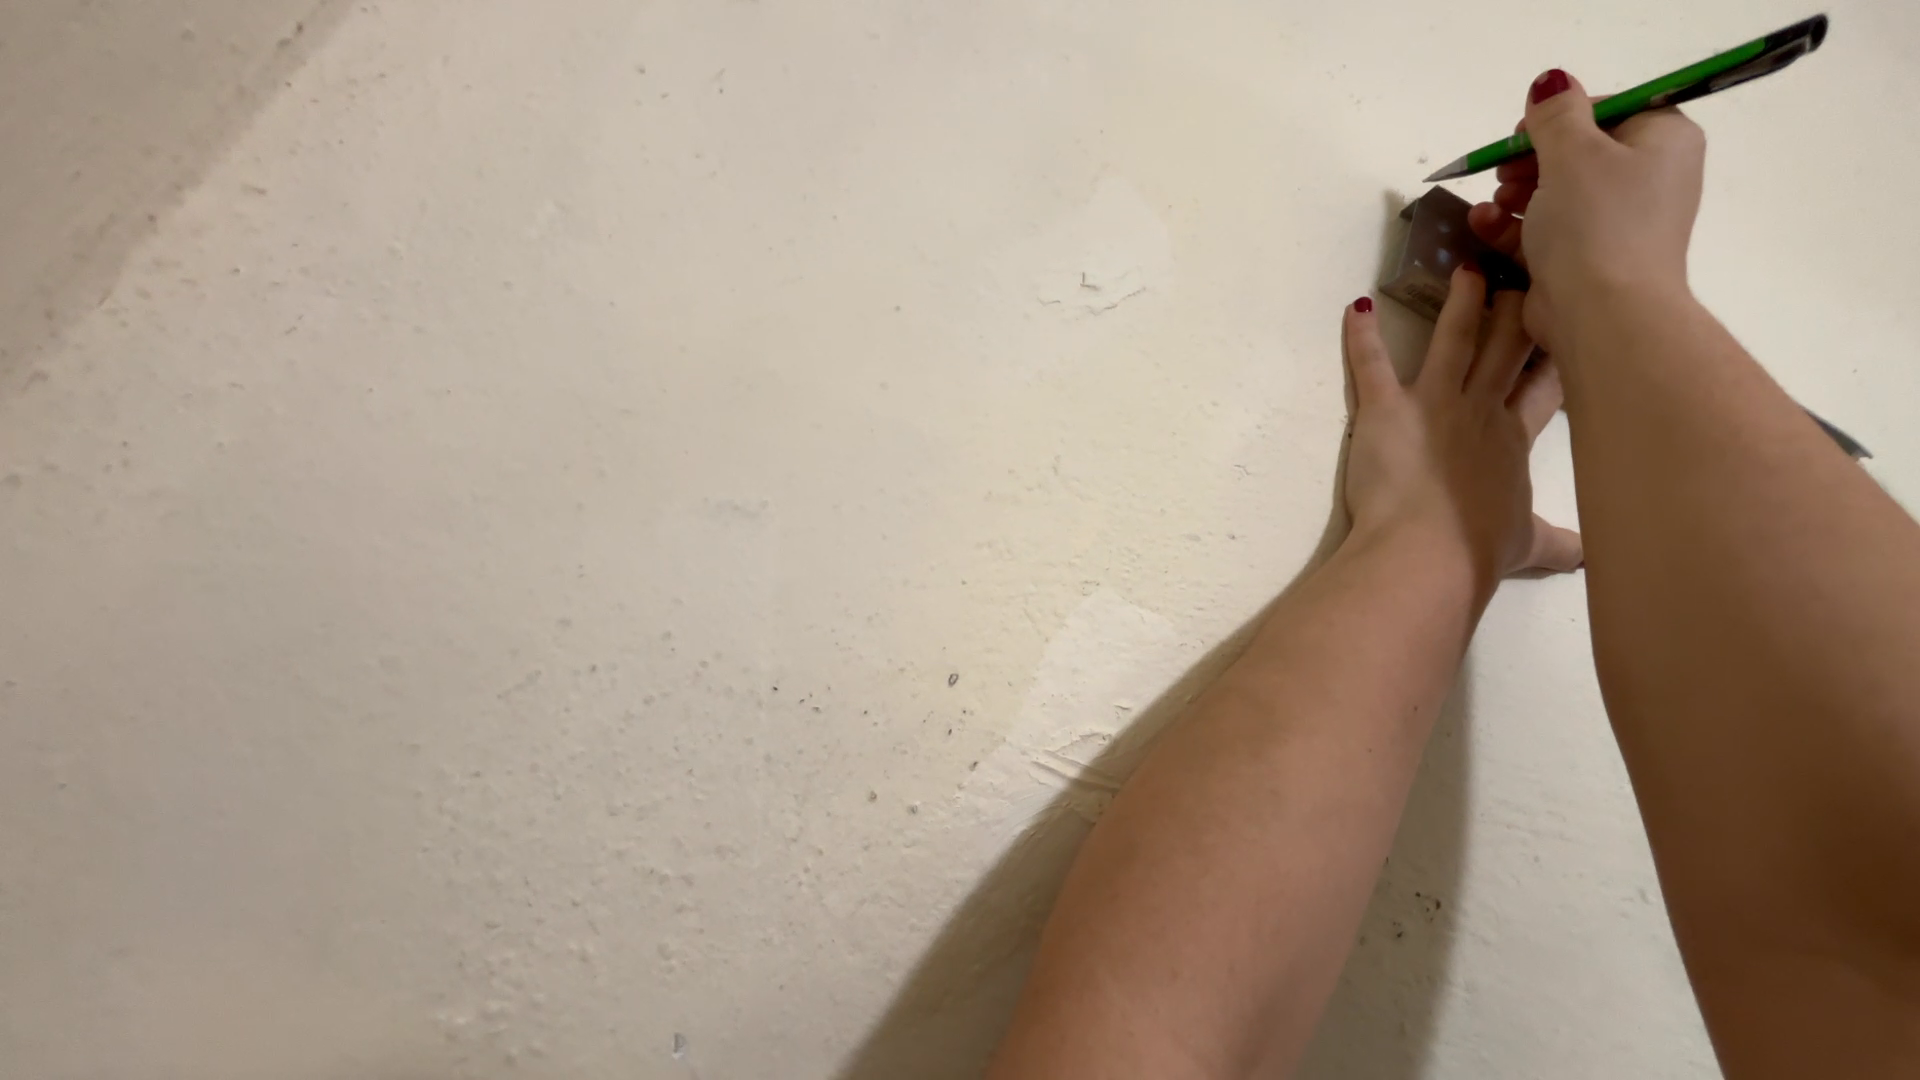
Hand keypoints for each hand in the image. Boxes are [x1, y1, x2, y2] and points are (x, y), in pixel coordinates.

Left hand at [1343, 271, 1580, 586]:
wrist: (1427, 552)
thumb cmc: (1475, 551)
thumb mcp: (1527, 545)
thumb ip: (1559, 544)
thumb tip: (1590, 555)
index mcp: (1515, 438)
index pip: (1545, 382)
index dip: (1558, 352)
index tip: (1570, 325)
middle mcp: (1481, 409)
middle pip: (1508, 345)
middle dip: (1518, 308)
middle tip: (1523, 274)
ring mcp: (1434, 403)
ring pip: (1454, 339)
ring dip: (1460, 302)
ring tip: (1465, 269)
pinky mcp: (1386, 409)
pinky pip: (1371, 365)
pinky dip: (1359, 337)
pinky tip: (1354, 308)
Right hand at [1466, 69, 1706, 353]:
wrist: (1602, 311)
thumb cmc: (1595, 224)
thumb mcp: (1573, 156)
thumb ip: (1557, 115)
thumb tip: (1550, 82)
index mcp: (1661, 141)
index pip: (1608, 111)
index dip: (1559, 119)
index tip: (1518, 136)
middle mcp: (1643, 179)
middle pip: (1575, 155)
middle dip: (1529, 162)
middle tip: (1500, 171)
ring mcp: (1611, 223)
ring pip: (1552, 196)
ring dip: (1512, 196)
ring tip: (1488, 203)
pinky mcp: (1580, 259)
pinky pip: (1541, 232)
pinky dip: (1510, 227)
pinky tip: (1482, 224)